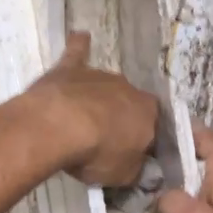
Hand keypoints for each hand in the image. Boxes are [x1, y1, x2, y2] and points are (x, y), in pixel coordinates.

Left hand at [19, 32, 158, 185]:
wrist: (60, 126)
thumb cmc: (97, 153)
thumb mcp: (124, 174)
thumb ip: (136, 170)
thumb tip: (141, 169)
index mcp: (148, 113)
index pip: (153, 128)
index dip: (142, 143)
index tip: (130, 155)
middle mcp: (128, 88)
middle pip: (128, 104)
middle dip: (119, 120)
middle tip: (103, 140)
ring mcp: (99, 76)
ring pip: (104, 87)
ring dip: (98, 100)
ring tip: (82, 119)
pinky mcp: (70, 68)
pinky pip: (78, 53)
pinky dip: (79, 47)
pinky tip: (81, 37)